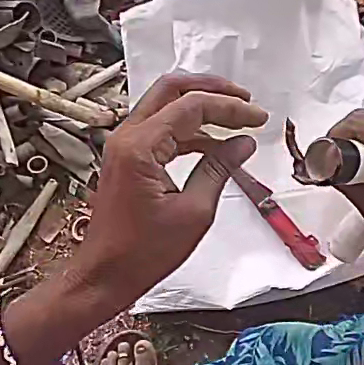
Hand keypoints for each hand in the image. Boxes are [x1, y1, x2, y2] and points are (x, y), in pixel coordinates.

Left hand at [67, 73, 267, 306]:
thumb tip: (243, 143)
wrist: (105, 274)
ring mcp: (124, 145)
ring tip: (236, 120)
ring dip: (201, 107)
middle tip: (244, 100)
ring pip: (166, 105)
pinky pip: (161, 129)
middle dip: (212, 89)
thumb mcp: (194, 212)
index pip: (192, 106)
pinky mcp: (127, 157)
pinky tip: (215, 144)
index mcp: (140, 147)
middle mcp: (127, 137)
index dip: (230, 108)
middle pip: (173, 89)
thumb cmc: (142, 252)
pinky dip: (189, 130)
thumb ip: (219, 169)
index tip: (258, 117)